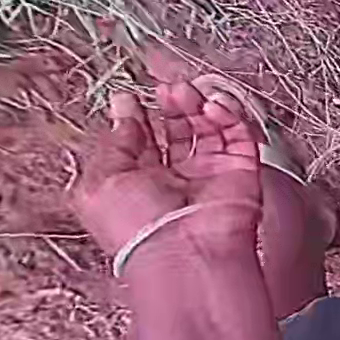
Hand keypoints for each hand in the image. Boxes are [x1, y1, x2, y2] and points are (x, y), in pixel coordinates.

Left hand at [75, 80, 261, 269]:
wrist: (186, 251)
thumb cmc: (138, 230)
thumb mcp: (98, 183)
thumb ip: (113, 142)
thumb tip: (123, 111)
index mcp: (140, 182)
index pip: (143, 139)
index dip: (139, 115)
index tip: (134, 96)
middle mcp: (177, 177)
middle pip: (179, 129)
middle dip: (172, 106)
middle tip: (167, 89)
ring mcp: (211, 172)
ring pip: (209, 127)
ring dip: (198, 105)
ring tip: (186, 92)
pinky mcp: (242, 168)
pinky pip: (239, 134)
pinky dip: (229, 115)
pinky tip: (213, 105)